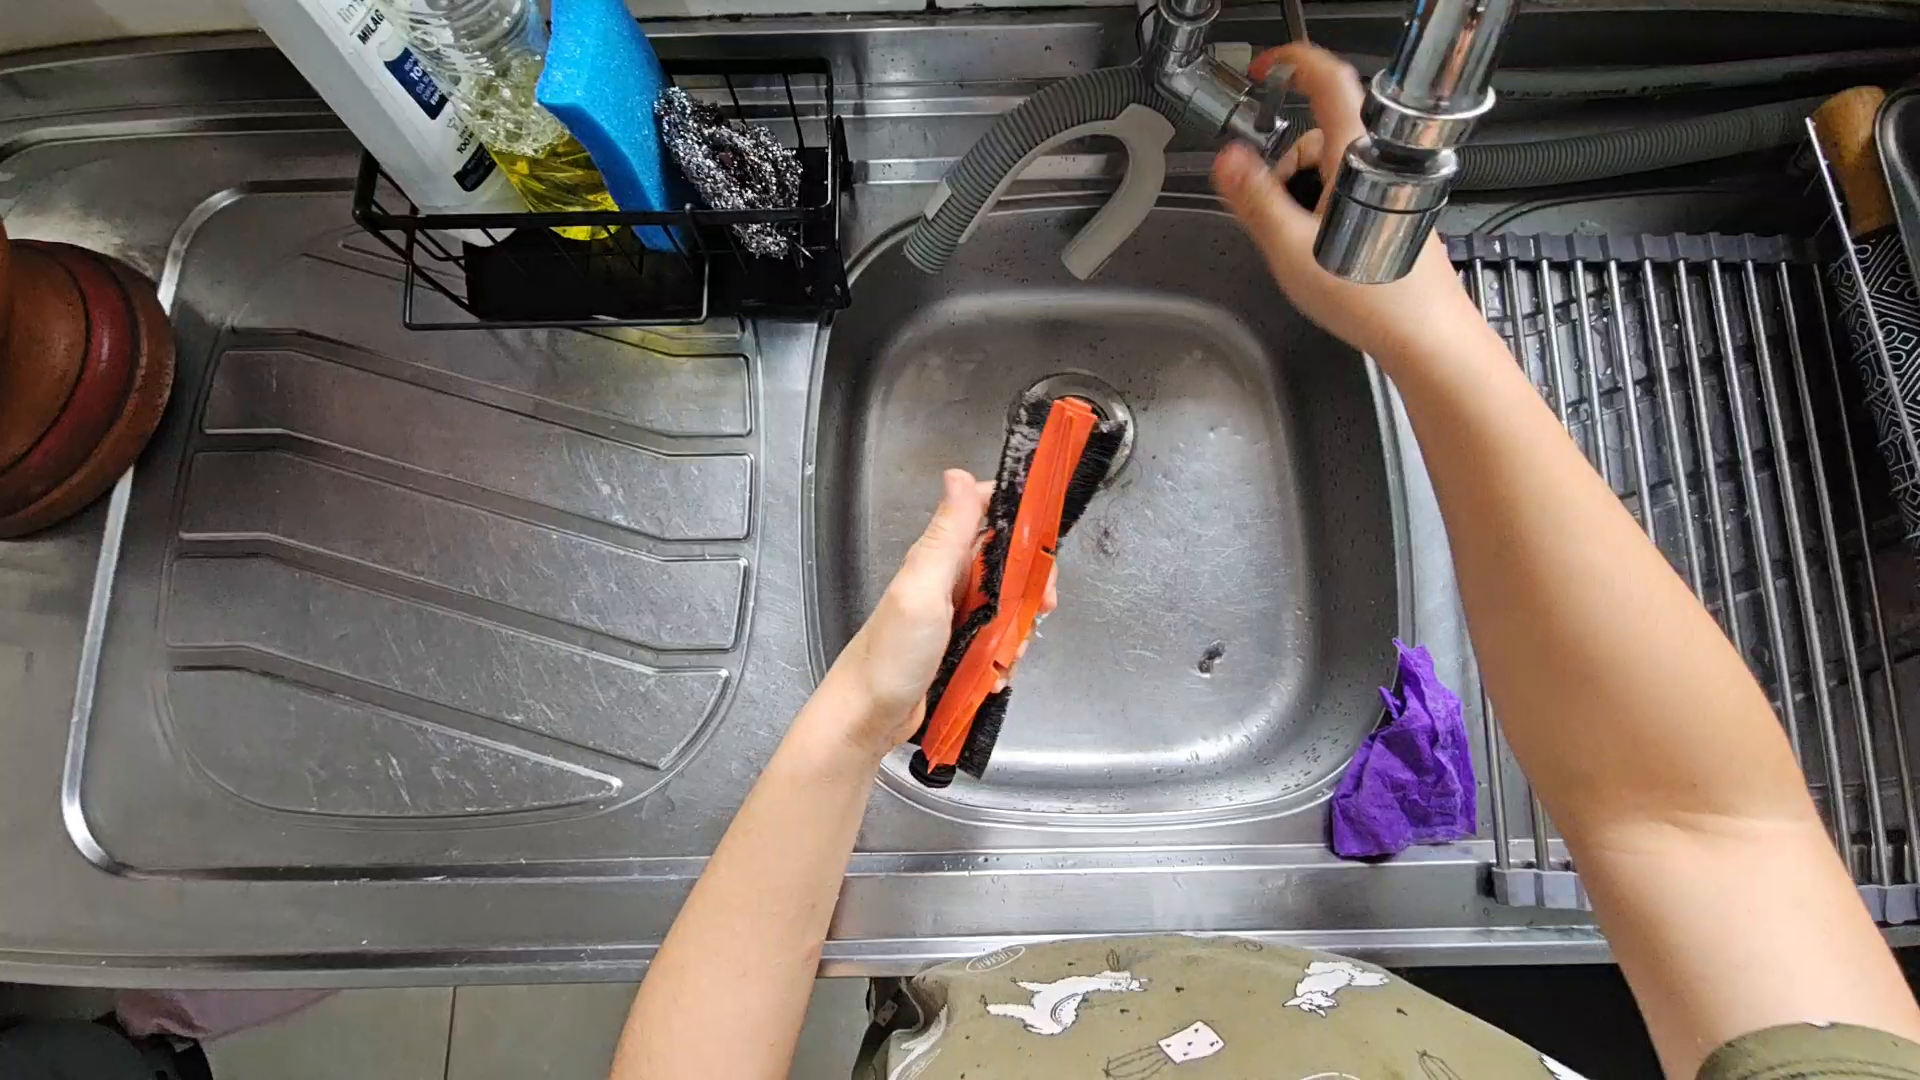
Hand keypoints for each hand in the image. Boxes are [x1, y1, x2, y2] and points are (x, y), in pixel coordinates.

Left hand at [823, 469, 1055, 761]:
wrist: (867, 716)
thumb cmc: (892, 654)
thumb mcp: (923, 588)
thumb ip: (947, 535)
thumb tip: (958, 474)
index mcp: (939, 554)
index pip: (985, 512)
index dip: (1020, 518)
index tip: (1044, 545)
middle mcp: (948, 577)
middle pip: (1007, 560)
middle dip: (1031, 583)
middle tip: (1042, 608)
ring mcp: (954, 613)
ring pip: (1007, 602)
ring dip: (1020, 625)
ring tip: (1014, 653)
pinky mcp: (959, 645)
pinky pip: (996, 638)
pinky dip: (1005, 655)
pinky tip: (999, 673)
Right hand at [1211, 43, 1482, 364]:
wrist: (1420, 332)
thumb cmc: (1369, 295)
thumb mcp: (1291, 249)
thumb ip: (1255, 199)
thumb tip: (1227, 161)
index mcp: (1358, 156)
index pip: (1328, 80)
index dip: (1294, 62)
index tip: (1266, 66)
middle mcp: (1381, 162)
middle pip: (1320, 133)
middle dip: (1284, 163)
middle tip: (1267, 205)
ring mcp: (1391, 187)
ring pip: (1333, 166)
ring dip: (1302, 192)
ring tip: (1296, 240)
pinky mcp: (1394, 211)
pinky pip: (1347, 191)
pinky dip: (1322, 208)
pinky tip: (1318, 249)